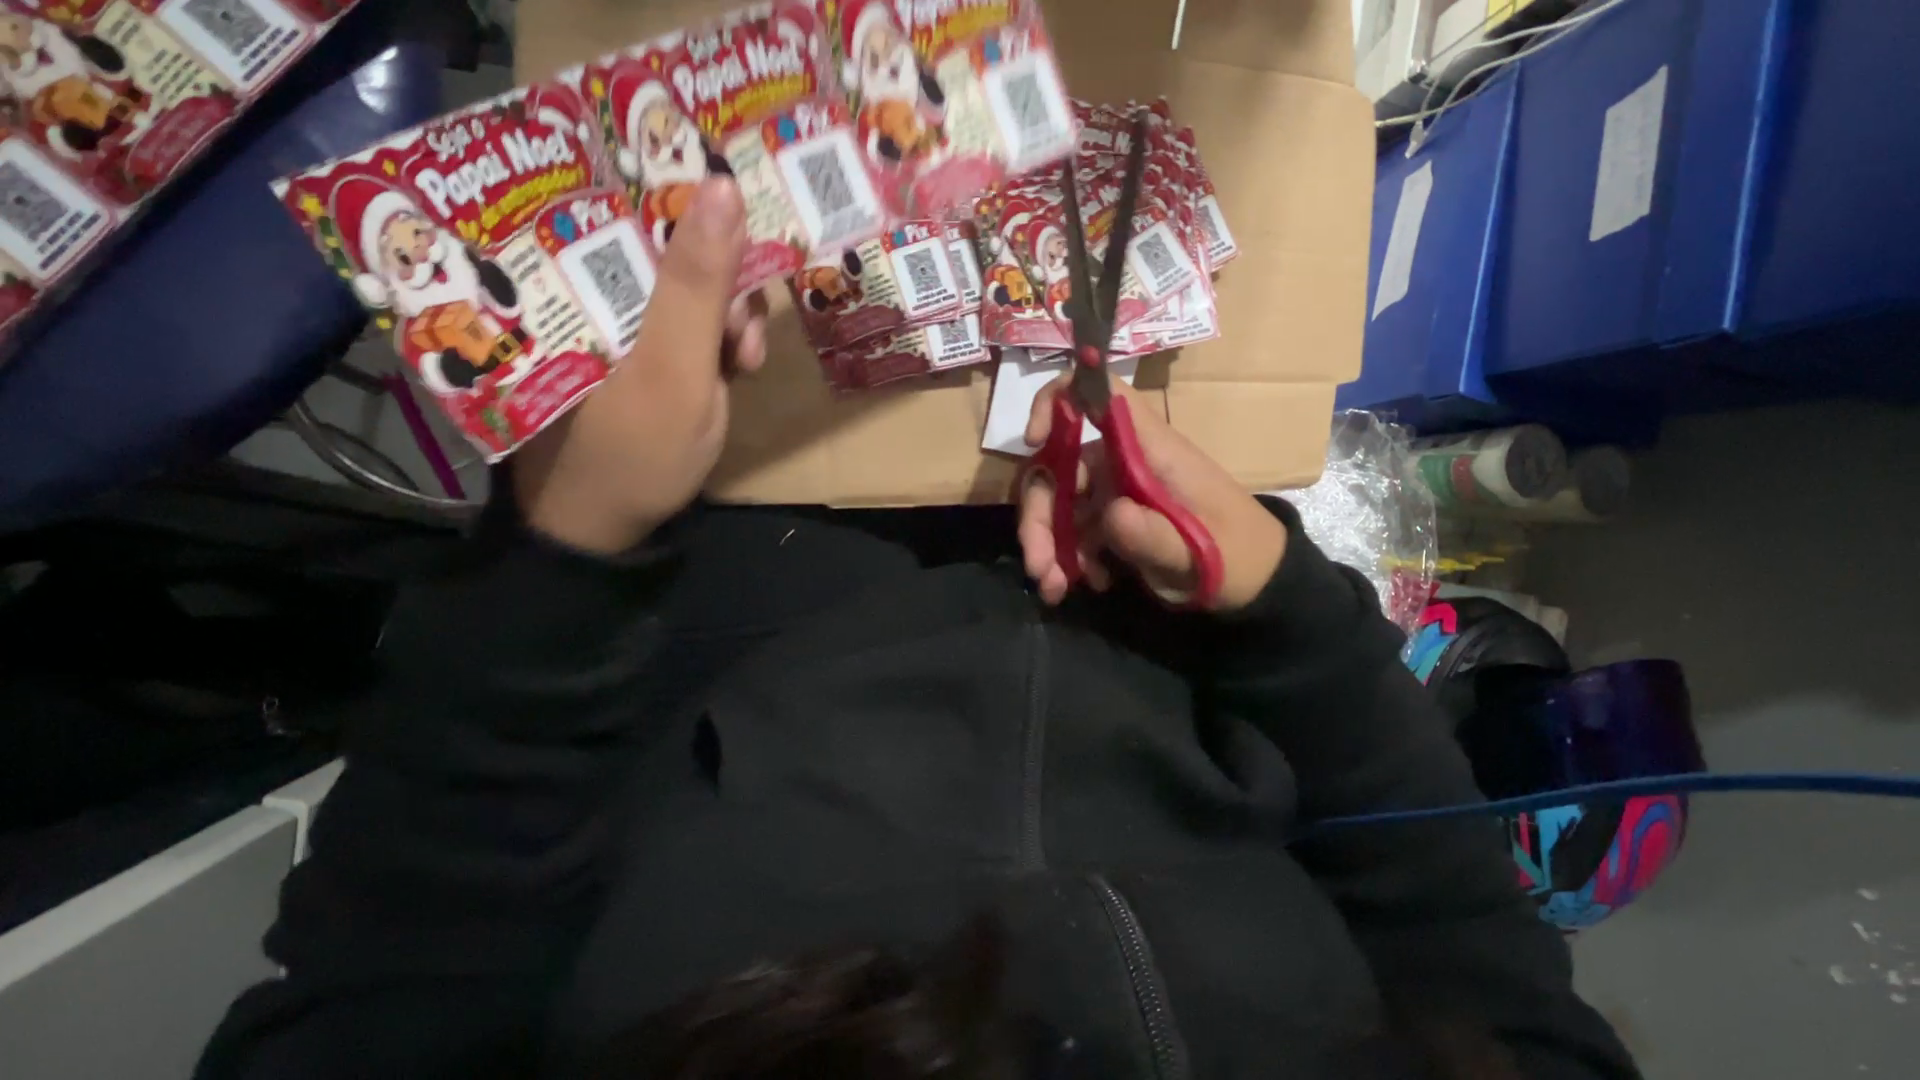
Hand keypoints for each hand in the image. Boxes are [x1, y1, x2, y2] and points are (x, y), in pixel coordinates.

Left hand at [513, 179, 767, 553]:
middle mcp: (592, 289)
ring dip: (729, 322)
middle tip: (744, 338)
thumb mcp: (678, 366)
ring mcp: (615, 322)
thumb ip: (699, 284)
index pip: (645, 205)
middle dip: (728, 288)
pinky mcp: (633, 351)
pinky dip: (716, 344)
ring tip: (743, 363)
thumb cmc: (636, 448)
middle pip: (675, 250)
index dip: (703, 210)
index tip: (752, 236)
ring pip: (689, 291)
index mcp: (584, 279)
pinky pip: (686, 325)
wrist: (600, 525)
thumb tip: (721, 182)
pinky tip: (732, 369)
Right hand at [1017, 374, 1286, 611]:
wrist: (1257, 582)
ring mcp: (1117, 490)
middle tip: (1038, 566)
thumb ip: (1154, 536)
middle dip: (1039, 512)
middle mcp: (1125, 461)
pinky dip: (1067, 557)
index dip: (1060, 400)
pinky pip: (1074, 529)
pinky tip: (1082, 585)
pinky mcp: (1113, 520)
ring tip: (1052, 587)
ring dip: (1047, 543)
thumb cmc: (1235, 555)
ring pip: (1059, 501)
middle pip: (1060, 463)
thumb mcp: (1196, 554)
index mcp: (1150, 450)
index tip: (1035, 439)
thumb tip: (1109, 515)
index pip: (1103, 395)